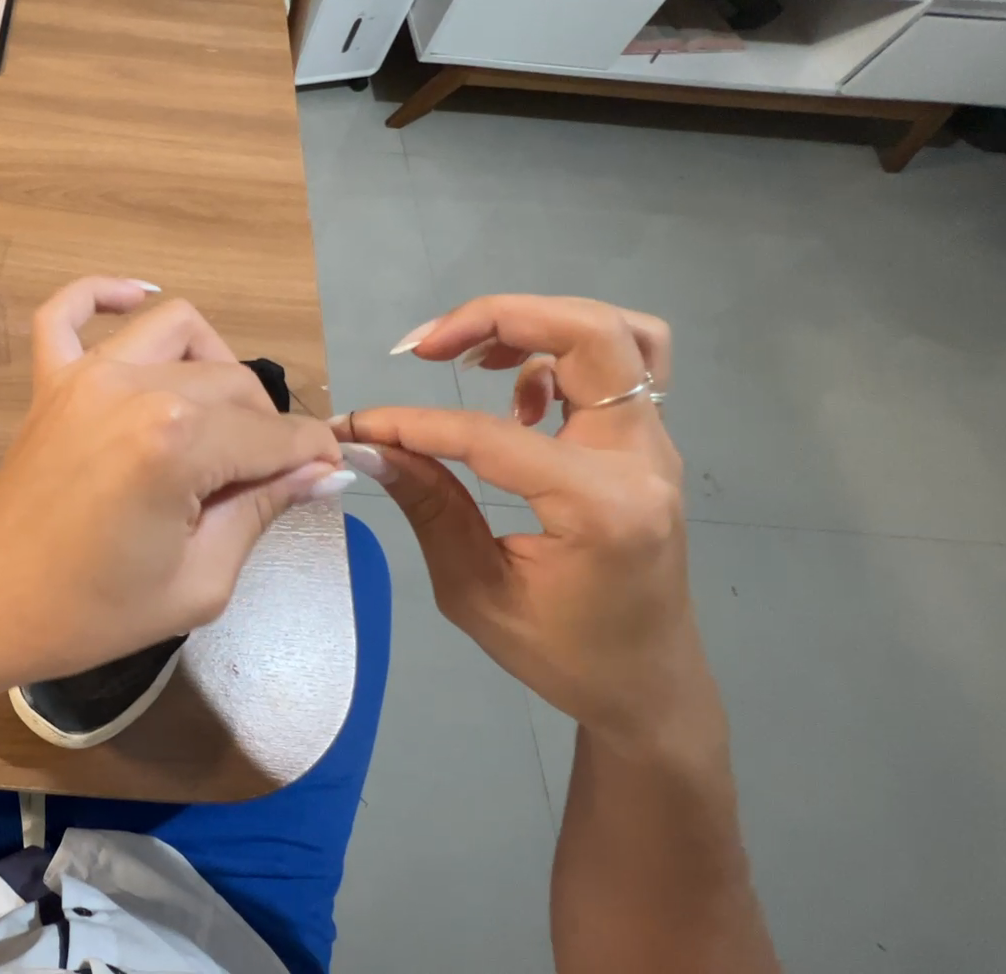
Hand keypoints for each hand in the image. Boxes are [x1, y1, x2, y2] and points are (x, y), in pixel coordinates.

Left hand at [0, 278, 347, 736]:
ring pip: (177, 329)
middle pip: (234, 382)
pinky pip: (67, 310)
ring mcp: (84, 374)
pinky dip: (104, 294)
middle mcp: (134, 386)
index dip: (312, 455)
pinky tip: (136, 301)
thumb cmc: (91, 613)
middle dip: (266, 427)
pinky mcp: (47, 380)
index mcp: (176, 441)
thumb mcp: (198, 582)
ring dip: (215, 364)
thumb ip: (262, 511)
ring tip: (218, 419)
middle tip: (262, 479)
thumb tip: (321, 471)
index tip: (326, 474)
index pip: (274, 433)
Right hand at [336, 295, 720, 759]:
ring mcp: (652, 448)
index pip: (489, 434)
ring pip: (620, 335)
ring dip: (539, 325)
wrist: (649, 687)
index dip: (410, 423)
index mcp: (600, 507)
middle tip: (422, 346)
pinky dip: (561, 356)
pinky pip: (620, 367)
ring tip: (470, 354)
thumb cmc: (561, 655)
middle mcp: (640, 460)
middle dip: (496, 317)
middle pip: (589, 336)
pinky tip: (512, 396)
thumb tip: (370, 448)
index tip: (354, 427)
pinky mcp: (644, 448)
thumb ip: (428, 506)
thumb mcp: (473, 590)